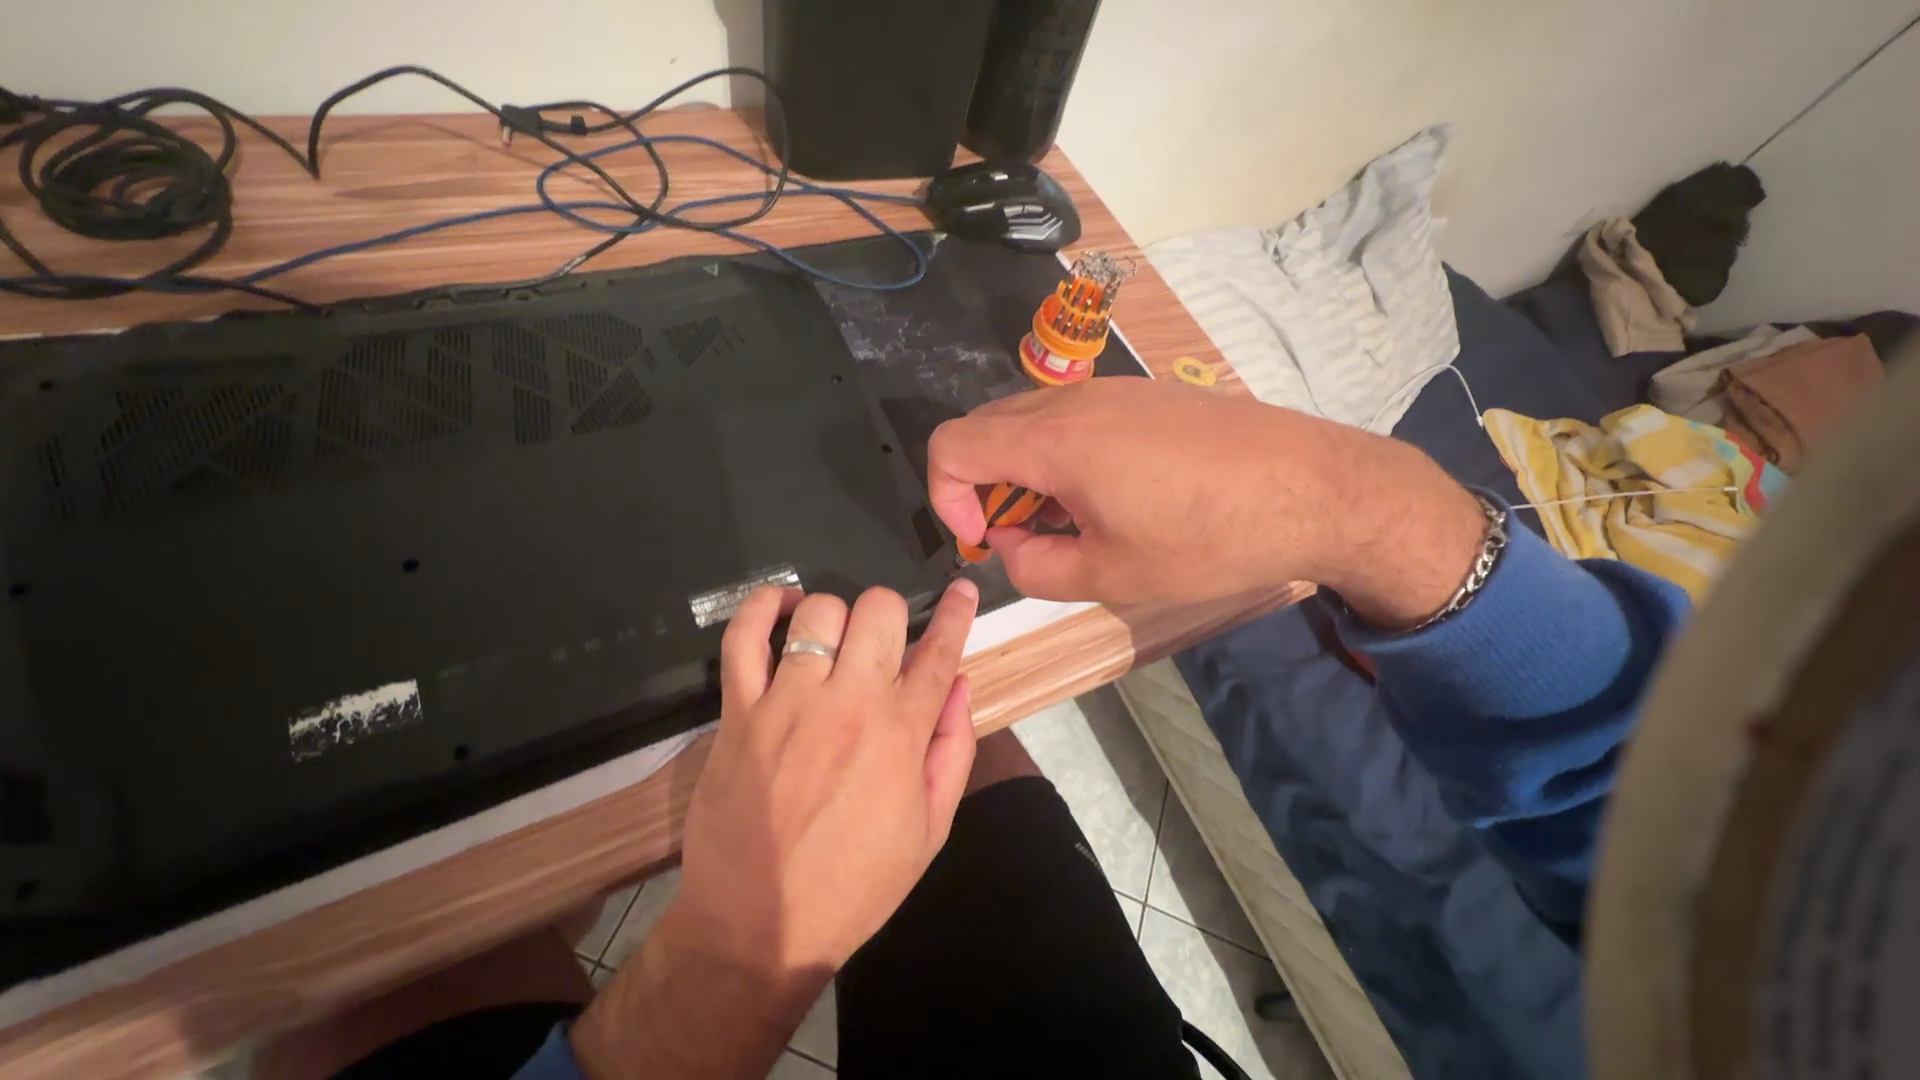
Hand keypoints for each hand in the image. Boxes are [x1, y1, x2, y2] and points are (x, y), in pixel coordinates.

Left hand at [572, 580, 978, 1078]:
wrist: (761, 926)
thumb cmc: (856, 884)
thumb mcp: (931, 830)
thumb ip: (953, 749)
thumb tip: (960, 684)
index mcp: (902, 733)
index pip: (940, 651)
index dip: (957, 613)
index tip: (962, 589)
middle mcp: (851, 704)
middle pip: (880, 611)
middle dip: (891, 612)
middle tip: (883, 641)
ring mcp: (790, 703)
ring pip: (819, 613)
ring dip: (835, 615)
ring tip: (832, 641)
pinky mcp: (739, 711)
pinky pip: (743, 636)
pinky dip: (762, 607)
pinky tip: (782, 608)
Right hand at [927, 376, 1485, 627]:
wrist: (1316, 487)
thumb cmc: (1209, 538)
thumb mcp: (1111, 576)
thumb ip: (1034, 566)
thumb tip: (1010, 543)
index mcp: (1053, 440)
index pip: (950, 446)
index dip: (946, 499)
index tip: (985, 541)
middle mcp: (1073, 400)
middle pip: (986, 430)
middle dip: (985, 489)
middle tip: (1027, 539)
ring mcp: (1113, 390)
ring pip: (1030, 423)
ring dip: (1026, 474)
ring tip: (1076, 523)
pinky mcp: (1146, 394)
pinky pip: (1074, 418)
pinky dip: (1064, 457)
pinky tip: (1116, 497)